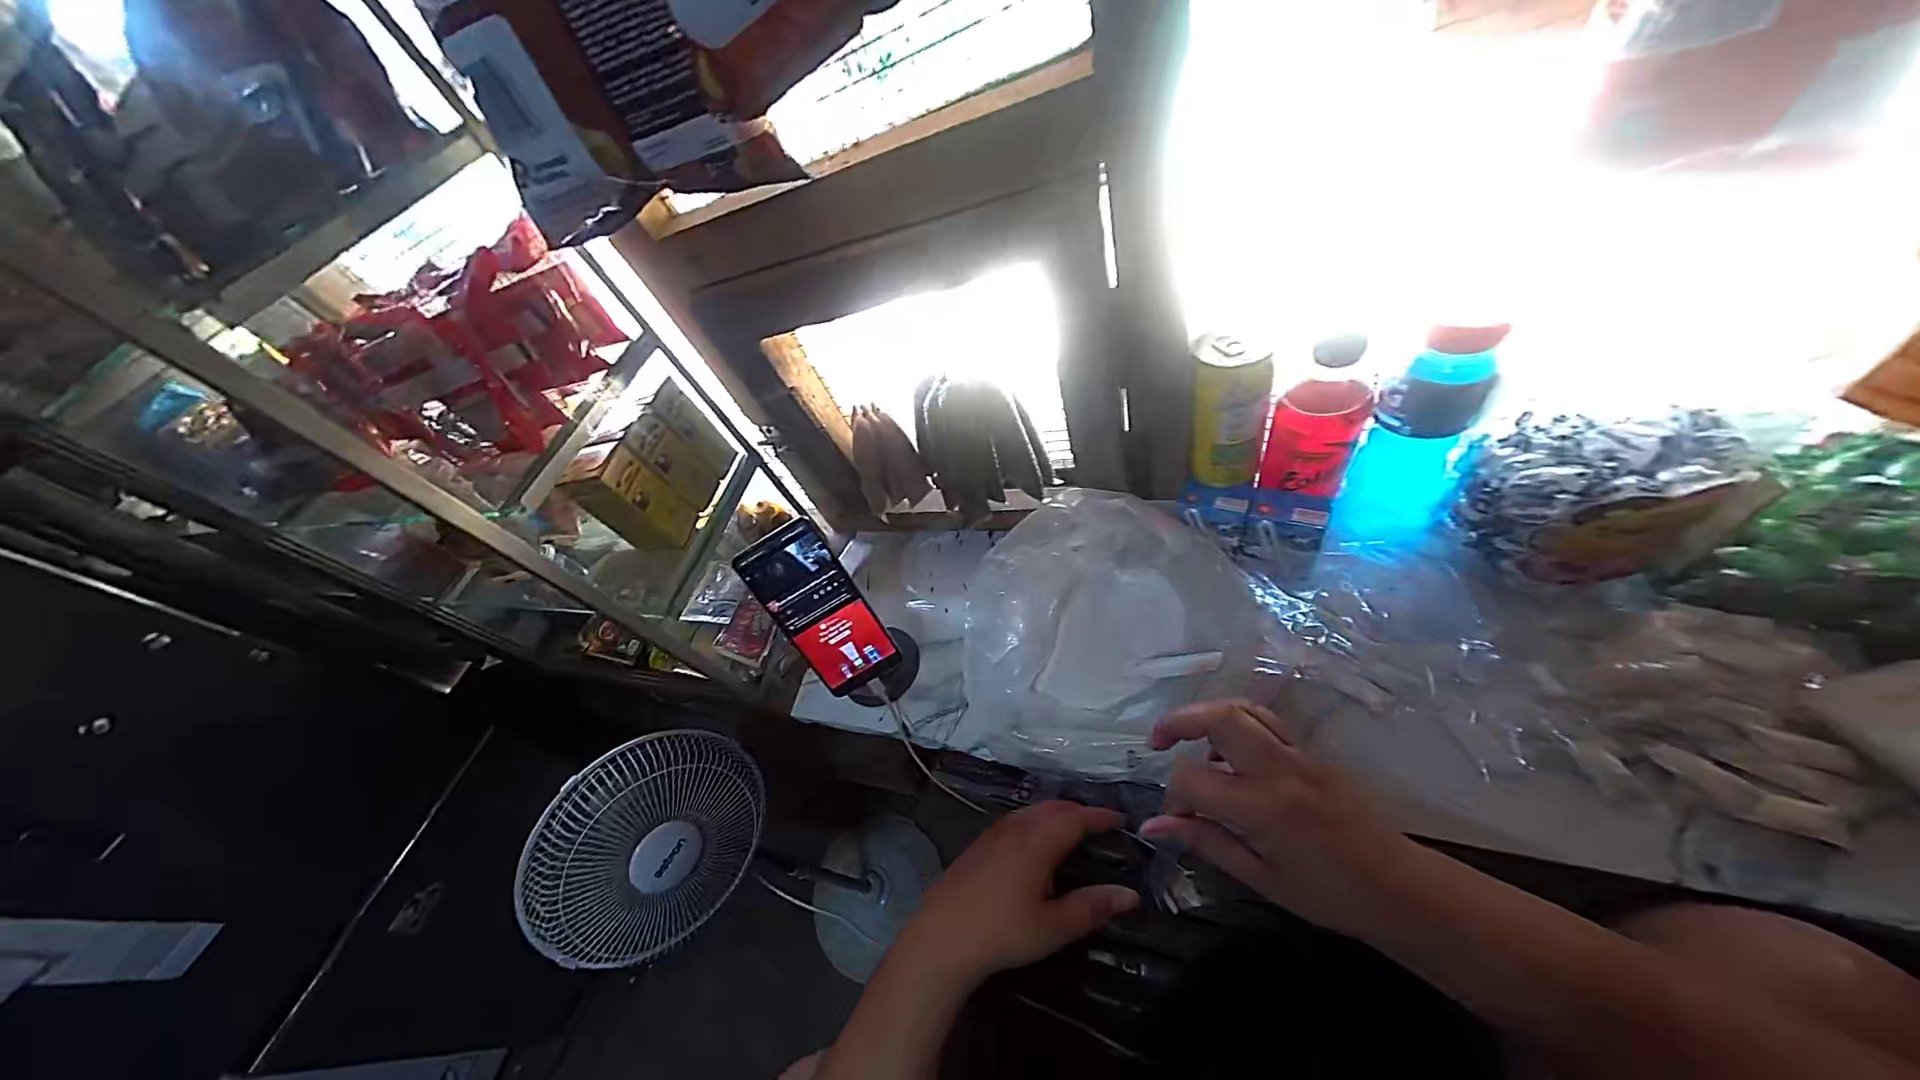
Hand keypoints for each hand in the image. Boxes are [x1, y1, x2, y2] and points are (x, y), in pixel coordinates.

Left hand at [892, 801, 1140, 986]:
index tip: (1120, 819)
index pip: (1076, 818)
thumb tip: (1130, 894)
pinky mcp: (978, 844)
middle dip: (1078, 811)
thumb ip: (1092, 907)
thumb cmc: (1002, 931)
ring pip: (1031, 811)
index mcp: (1038, 841)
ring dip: (1055, 814)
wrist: (941, 936)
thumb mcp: (1054, 926)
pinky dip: (1035, 821)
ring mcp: (993, 833)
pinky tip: (1034, 844)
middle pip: (1052, 807)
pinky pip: (1015, 820)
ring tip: (1071, 831)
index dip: (1100, 816)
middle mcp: (1016, 828)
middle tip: (1099, 825)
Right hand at [1139, 699, 1419, 935]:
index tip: (1177, 819)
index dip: (1174, 797)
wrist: (1402, 889)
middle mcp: (1280, 769)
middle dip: (1178, 721)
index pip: (1194, 779)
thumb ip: (1205, 842)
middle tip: (1157, 740)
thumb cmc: (1329, 895)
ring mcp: (1300, 755)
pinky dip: (1237, 725)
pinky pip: (1267, 723)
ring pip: (1244, 709)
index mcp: (1264, 807)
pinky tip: (1230, 752)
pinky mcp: (1313, 752)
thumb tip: (1154, 825)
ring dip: (1207, 716)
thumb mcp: (1260, 877)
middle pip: (1220, 717)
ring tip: (1189, 741)